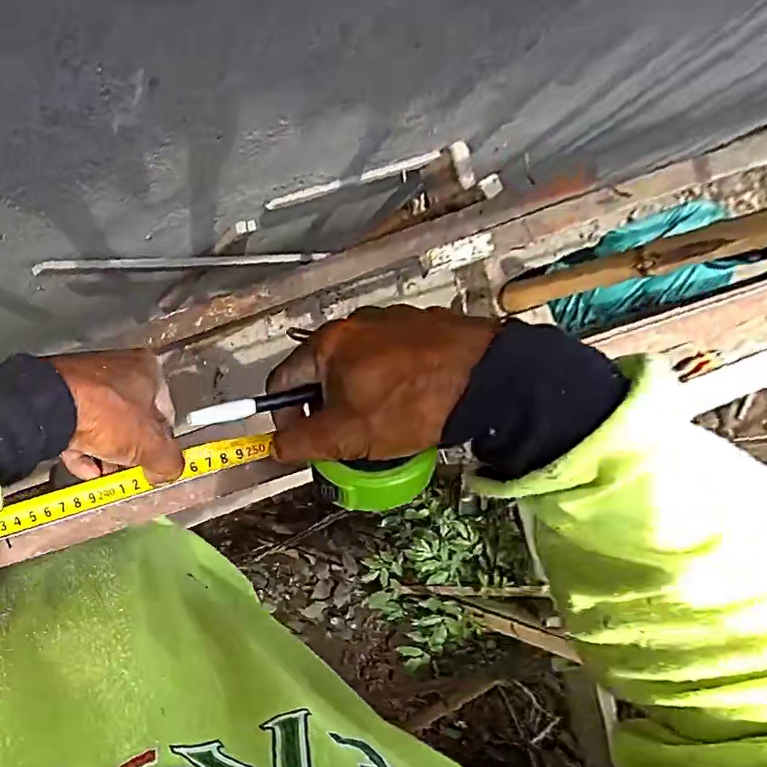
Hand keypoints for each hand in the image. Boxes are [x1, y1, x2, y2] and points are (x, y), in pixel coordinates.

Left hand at [49, 350, 183, 483]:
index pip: (166, 415)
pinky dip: (82, 451)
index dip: (161, 446)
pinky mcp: (61, 399)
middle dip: (128, 455)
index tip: (154, 465)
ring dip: (105, 457)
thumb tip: (169, 471)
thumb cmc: (104, 413)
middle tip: (125, 473)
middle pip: (132, 425)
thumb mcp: (149, 445)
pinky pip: (78, 430)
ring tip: (102, 474)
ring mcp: (86, 384)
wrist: (50, 409)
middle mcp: (117, 370)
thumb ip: (168, 461)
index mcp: (147, 370)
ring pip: (104, 430)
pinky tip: (83, 466)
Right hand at [267, 306, 498, 462]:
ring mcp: (392, 320)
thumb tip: (275, 446)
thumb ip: (298, 443)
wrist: (490, 381)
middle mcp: (355, 323)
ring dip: (354, 395)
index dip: (283, 418)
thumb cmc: (408, 406)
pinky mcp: (424, 325)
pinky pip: (389, 357)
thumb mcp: (343, 437)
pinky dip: (387, 380)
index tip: (301, 440)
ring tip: (378, 422)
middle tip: (341, 436)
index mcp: (327, 344)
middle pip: (318, 373)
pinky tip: (407, 401)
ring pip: (354, 366)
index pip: (281, 382)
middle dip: (323, 408)